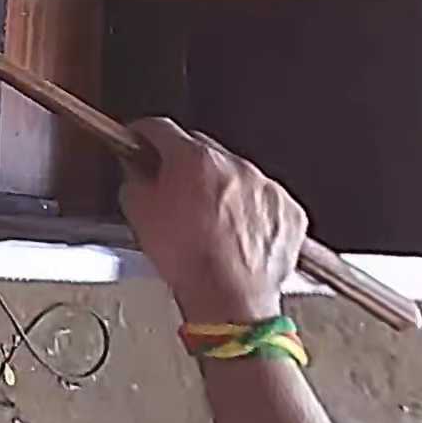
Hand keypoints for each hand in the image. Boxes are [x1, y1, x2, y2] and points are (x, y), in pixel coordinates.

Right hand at [118, 118, 307, 323]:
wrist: (228, 295)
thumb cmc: (185, 255)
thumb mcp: (136, 209)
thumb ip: (134, 177)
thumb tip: (138, 168)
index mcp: (193, 160)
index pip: (160, 127)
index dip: (141, 131)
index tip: (137, 136)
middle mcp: (234, 166)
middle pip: (199, 147)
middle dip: (179, 160)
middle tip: (165, 182)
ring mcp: (266, 187)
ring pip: (231, 172)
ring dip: (213, 183)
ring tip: (199, 215)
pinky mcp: (287, 210)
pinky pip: (258, 195)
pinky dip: (242, 205)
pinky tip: (225, 227)